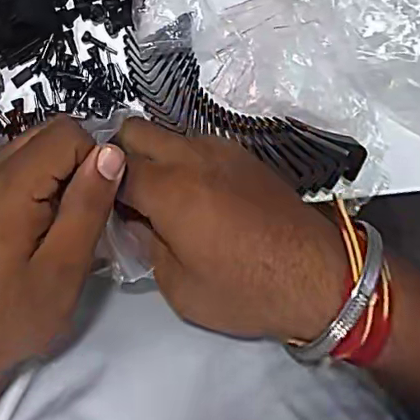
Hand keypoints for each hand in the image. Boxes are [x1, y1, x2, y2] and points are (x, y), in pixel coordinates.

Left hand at [0, 117, 127, 375]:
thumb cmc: (10, 315)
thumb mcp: (63, 269)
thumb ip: (88, 206)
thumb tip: (110, 155)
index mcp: (10, 184)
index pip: (70, 134)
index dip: (95, 163)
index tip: (99, 203)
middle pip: (55, 130)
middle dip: (81, 163)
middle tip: (83, 214)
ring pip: (43, 141)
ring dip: (65, 170)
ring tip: (66, 220)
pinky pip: (28, 158)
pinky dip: (48, 177)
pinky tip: (48, 219)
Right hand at [115, 118, 347, 342]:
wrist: (318, 274)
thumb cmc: (246, 289)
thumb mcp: (180, 288)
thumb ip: (146, 246)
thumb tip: (134, 221)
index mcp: (168, 189)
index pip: (112, 166)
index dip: (101, 183)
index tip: (106, 203)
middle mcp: (187, 155)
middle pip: (133, 130)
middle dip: (121, 154)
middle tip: (129, 190)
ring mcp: (216, 147)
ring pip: (165, 133)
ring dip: (154, 155)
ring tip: (167, 194)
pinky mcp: (238, 150)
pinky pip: (194, 142)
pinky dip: (183, 159)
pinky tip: (200, 193)